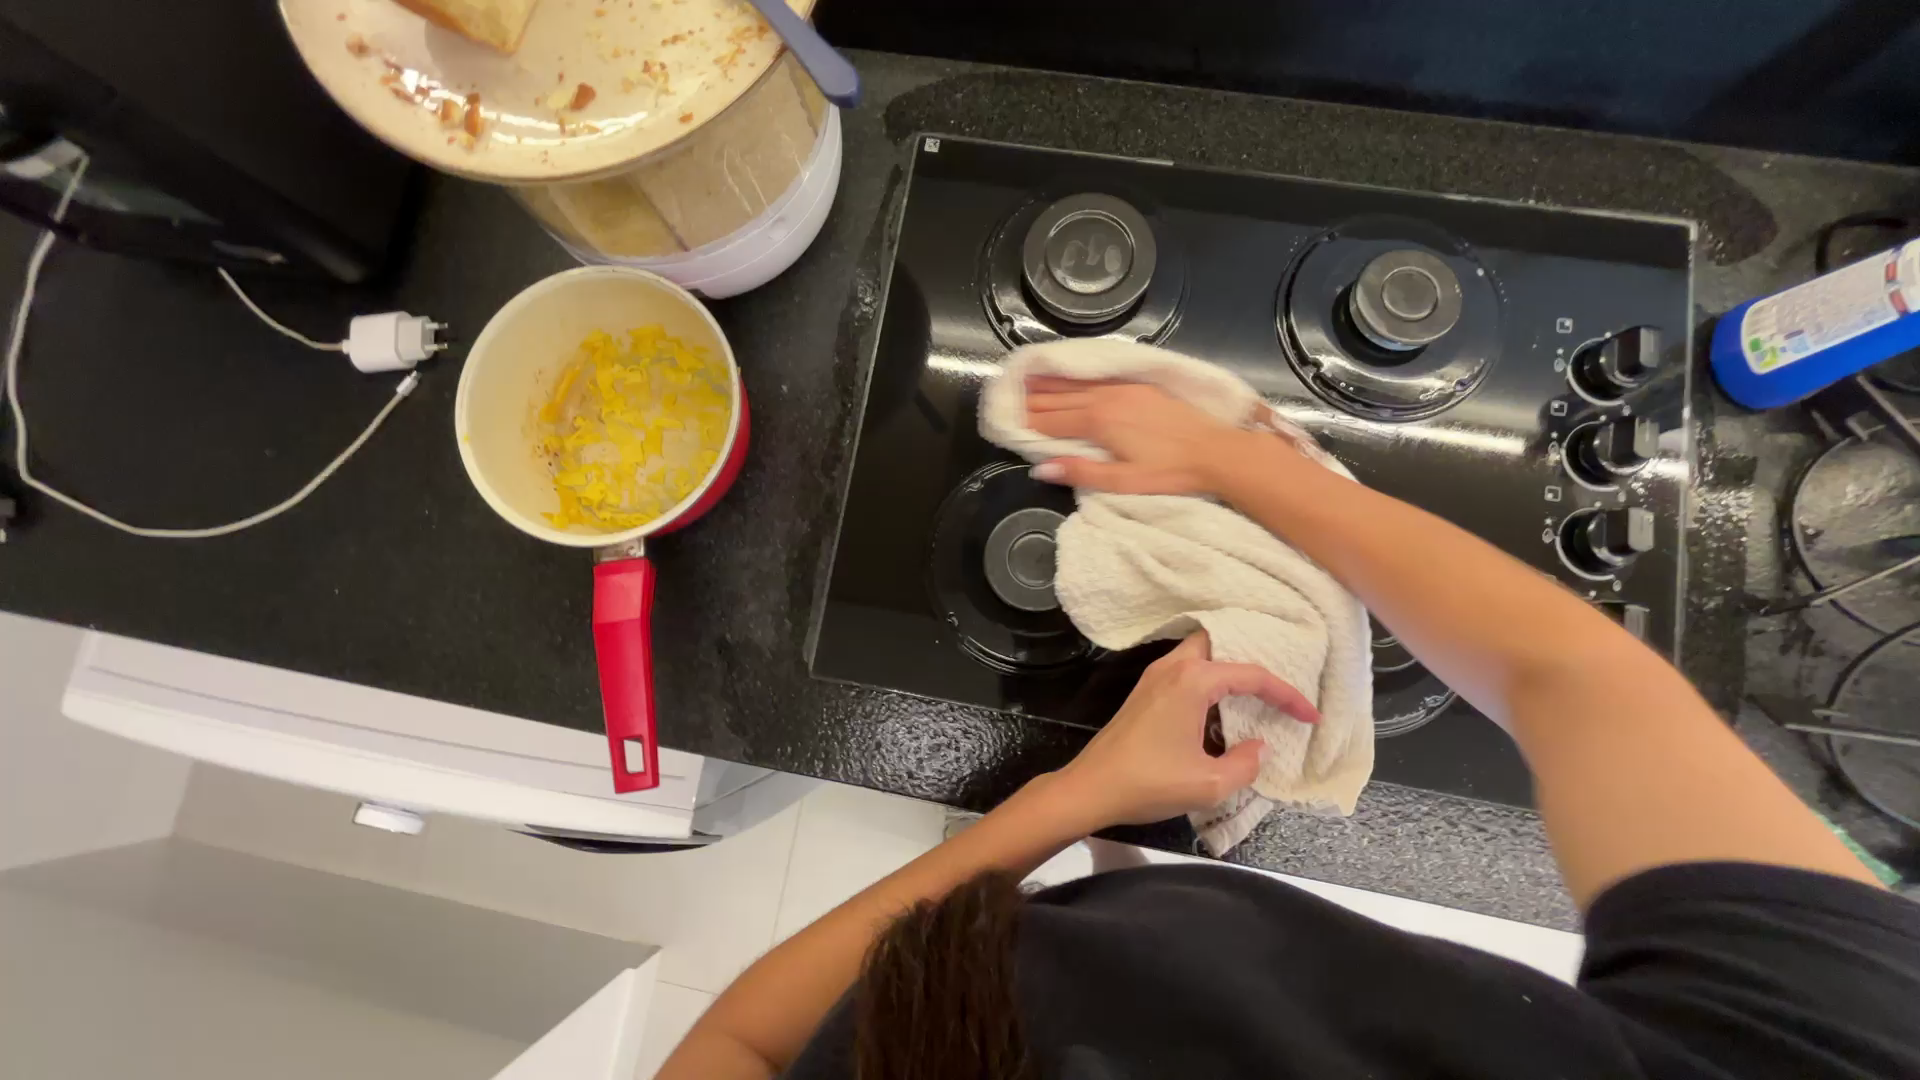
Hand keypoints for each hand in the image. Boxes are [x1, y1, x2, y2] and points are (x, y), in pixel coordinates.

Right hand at [1024, 376, 1254, 495]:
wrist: (1216, 450)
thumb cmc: (1170, 472)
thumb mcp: (1123, 482)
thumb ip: (1081, 472)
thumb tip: (1040, 468)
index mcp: (1099, 422)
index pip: (1052, 421)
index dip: (1028, 422)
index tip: (1006, 420)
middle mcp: (1106, 398)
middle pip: (1060, 398)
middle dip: (1032, 399)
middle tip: (1008, 398)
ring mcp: (1123, 388)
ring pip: (1076, 384)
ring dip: (1049, 383)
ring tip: (1026, 379)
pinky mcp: (1138, 385)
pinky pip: (1097, 377)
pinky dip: (1076, 376)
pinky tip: (1068, 375)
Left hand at [1053, 631, 1320, 828]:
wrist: (1091, 788)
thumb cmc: (1149, 782)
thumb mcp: (1209, 782)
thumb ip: (1245, 764)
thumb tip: (1258, 747)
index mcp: (1192, 680)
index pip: (1252, 675)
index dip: (1287, 695)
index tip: (1311, 717)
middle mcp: (1173, 667)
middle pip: (1220, 643)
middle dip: (1253, 655)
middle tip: (1278, 682)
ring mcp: (1154, 677)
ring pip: (1200, 655)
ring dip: (1228, 668)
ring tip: (1258, 693)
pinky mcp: (1145, 692)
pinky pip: (1186, 672)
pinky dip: (1209, 681)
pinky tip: (1223, 709)